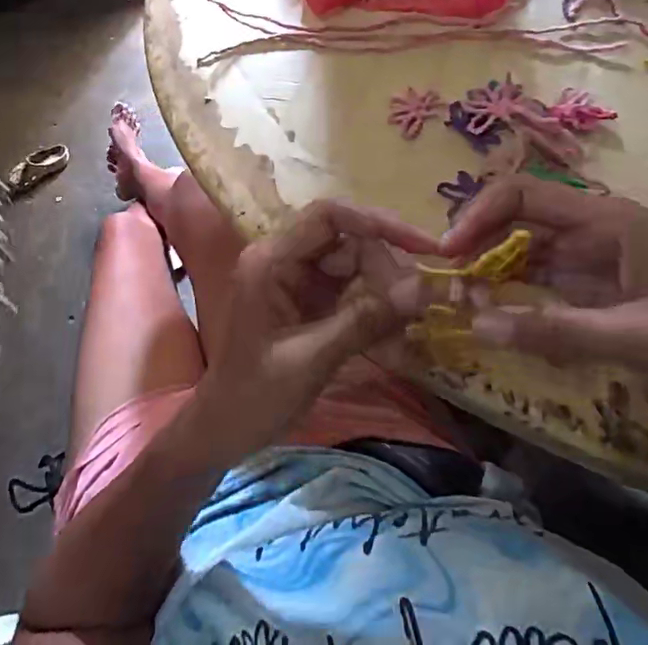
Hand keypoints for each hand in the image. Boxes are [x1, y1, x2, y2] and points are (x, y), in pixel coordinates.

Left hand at [191, 201, 437, 461]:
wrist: (225, 430)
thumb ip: (364, 320)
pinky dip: (375, 309)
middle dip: (386, 268)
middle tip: (419, 303)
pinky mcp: (309, 300)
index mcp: (271, 260)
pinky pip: (351, 290)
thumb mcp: (311, 359)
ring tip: (410, 324)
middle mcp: (284, 259)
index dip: (377, 221)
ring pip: (354, 265)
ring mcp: (297, 279)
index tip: (422, 245)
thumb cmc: (255, 395)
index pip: (327, 216)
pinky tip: (395, 336)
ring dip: (385, 291)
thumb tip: (422, 286)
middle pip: (347, 240)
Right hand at [443, 176, 647, 424]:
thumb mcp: (640, 340)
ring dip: (492, 276)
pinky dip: (516, 301)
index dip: (478, 215)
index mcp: (607, 220)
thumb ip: (557, 331)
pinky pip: (544, 288)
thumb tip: (475, 325)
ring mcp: (597, 262)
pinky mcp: (601, 293)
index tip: (448, 253)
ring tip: (464, 308)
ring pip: (526, 256)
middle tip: (450, 289)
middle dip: (478, 248)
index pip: (523, 195)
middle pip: (517, 222)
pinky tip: (498, 322)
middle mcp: (595, 231)